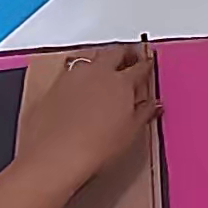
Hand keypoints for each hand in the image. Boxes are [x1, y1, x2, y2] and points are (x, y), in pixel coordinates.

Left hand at [13, 43, 158, 194]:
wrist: (56, 154)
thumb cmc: (95, 145)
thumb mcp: (130, 132)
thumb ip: (144, 113)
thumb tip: (153, 105)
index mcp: (122, 82)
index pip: (140, 68)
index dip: (146, 65)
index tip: (148, 64)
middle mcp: (98, 72)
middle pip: (116, 53)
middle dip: (125, 53)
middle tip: (130, 57)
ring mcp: (75, 76)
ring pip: (92, 58)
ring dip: (101, 60)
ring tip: (105, 68)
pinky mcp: (55, 85)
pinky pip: (72, 71)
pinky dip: (80, 73)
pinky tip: (80, 84)